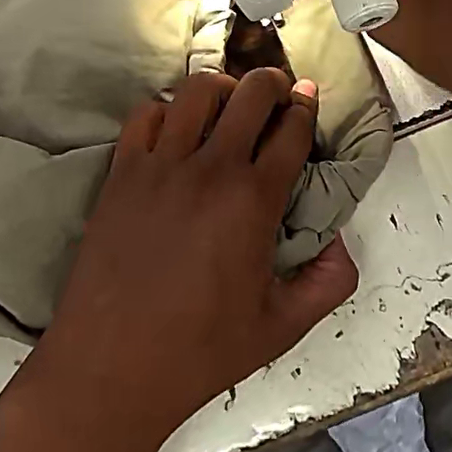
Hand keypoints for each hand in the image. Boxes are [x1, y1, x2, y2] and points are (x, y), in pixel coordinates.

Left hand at [39, 69, 358, 440]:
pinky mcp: (121, 175)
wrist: (111, 368)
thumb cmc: (200, 350)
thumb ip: (330, 281)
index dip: (307, 107)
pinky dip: (167, 111)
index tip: (309, 99)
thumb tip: (340, 242)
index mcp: (254, 200)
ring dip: (223, 88)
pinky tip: (177, 131)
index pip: (291, 129)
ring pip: (197, 92)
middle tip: (279, 93)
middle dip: (274, 83)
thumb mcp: (284, 326)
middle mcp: (210, 170)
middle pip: (251, 93)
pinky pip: (146, 116)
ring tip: (230, 105)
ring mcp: (160, 168)